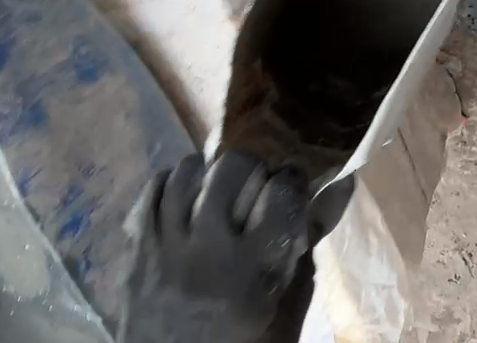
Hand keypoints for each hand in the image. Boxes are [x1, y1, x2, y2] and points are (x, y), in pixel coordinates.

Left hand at [120, 150, 311, 342]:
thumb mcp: (288, 308)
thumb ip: (309, 242)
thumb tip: (341, 183)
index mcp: (252, 271)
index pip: (283, 190)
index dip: (292, 183)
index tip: (291, 191)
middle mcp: (206, 251)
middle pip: (234, 167)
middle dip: (252, 171)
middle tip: (254, 194)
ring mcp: (164, 248)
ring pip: (189, 170)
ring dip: (210, 176)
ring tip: (217, 196)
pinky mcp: (135, 250)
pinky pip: (152, 189)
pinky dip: (172, 187)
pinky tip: (186, 203)